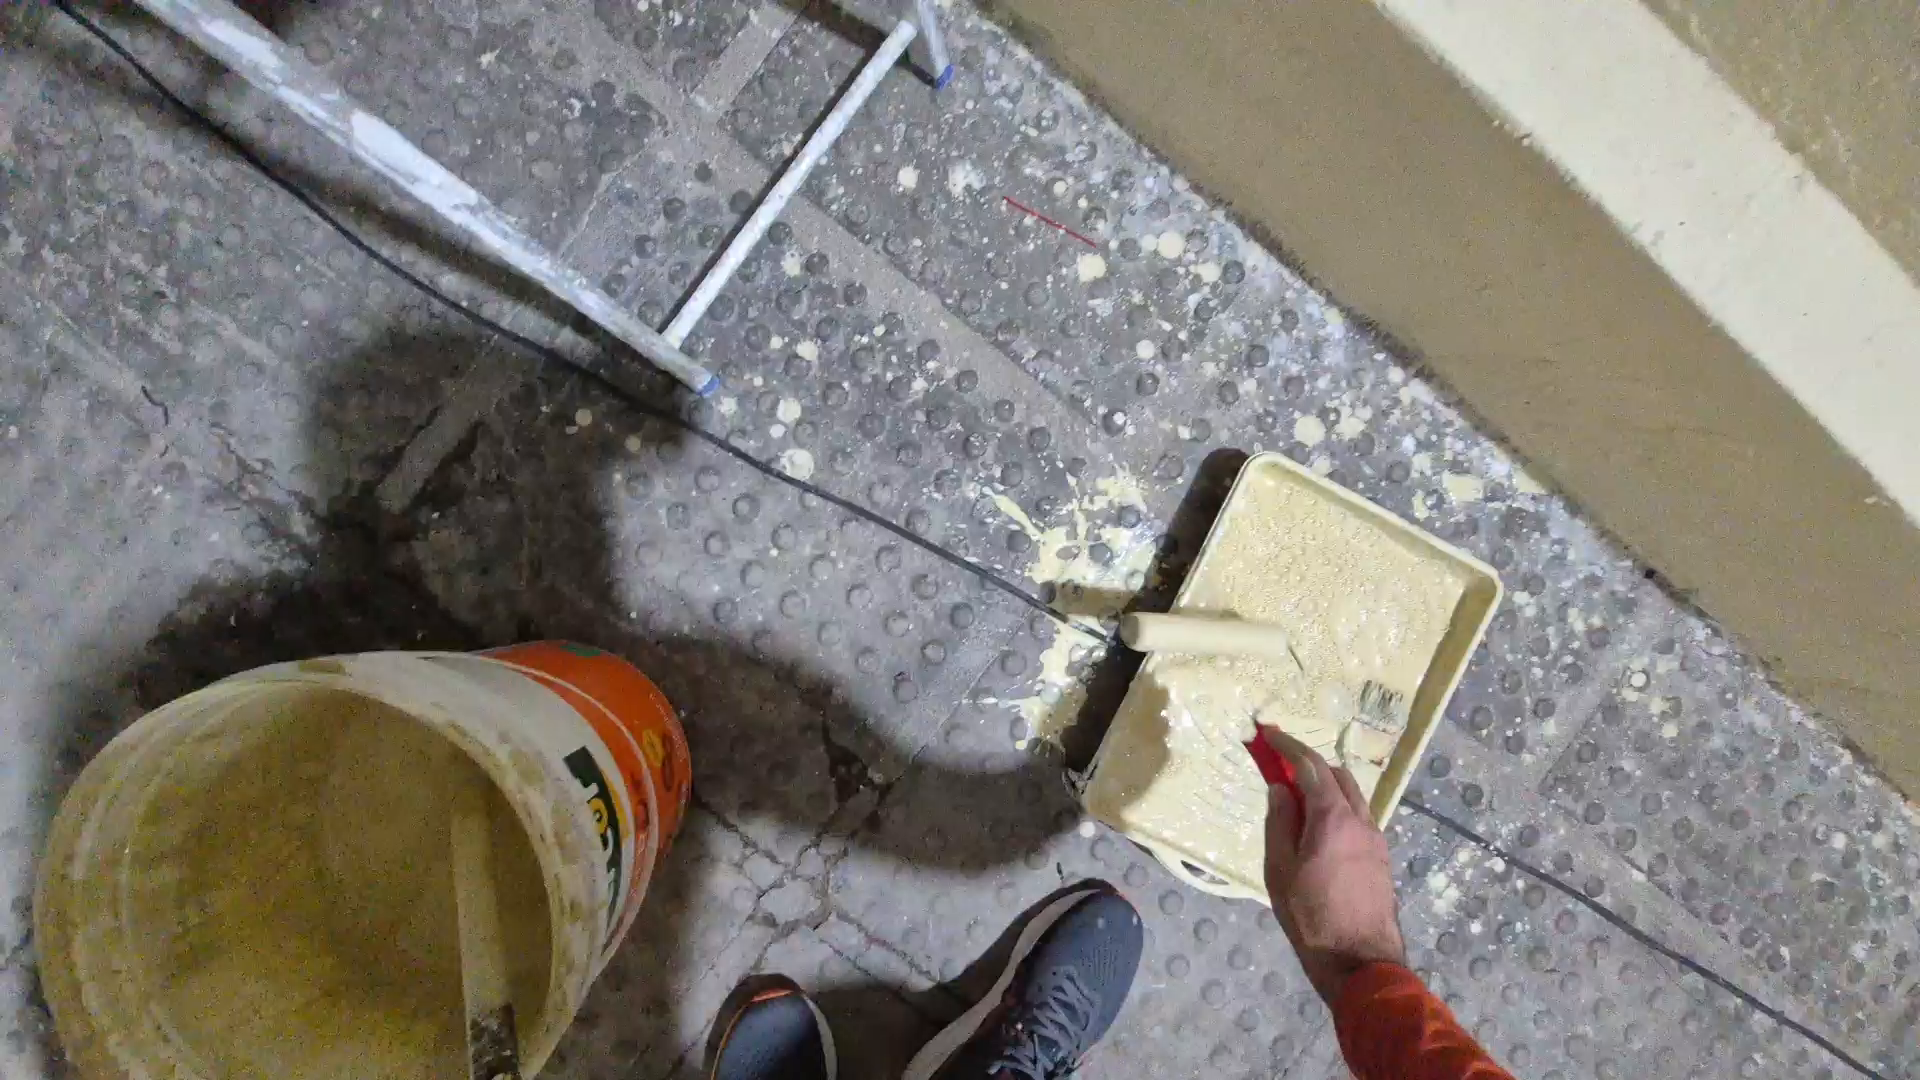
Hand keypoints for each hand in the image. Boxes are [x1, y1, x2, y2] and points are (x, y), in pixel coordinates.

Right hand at [1258, 725, 1405, 1003]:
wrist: (1362, 964)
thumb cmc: (1310, 916)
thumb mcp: (1279, 868)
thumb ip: (1279, 822)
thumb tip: (1280, 788)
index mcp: (1332, 818)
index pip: (1311, 765)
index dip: (1288, 745)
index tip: (1267, 733)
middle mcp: (1360, 820)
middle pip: (1336, 773)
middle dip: (1307, 762)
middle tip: (1279, 764)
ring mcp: (1376, 839)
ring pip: (1351, 793)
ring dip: (1324, 783)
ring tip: (1297, 796)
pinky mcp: (1381, 857)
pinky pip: (1358, 815)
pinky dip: (1336, 805)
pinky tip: (1318, 825)